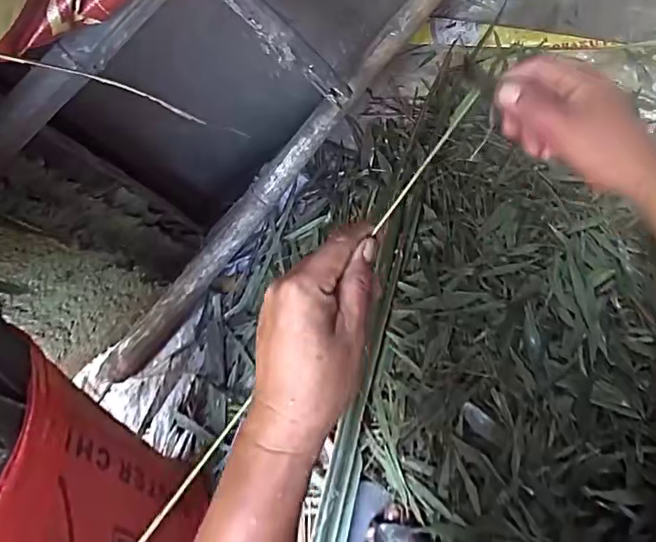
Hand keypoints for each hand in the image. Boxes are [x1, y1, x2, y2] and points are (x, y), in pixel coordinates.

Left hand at [246, 222, 377, 460]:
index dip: (363, 234)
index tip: (383, 228)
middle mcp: (282, 283)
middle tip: (374, 289)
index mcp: (302, 286)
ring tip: (356, 313)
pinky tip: (336, 318)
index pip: (338, 244)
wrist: (283, 426)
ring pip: (316, 271)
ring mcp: (274, 297)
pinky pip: (303, 286)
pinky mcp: (272, 310)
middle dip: (353, 263)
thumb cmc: (322, 386)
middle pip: (326, 256)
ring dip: (339, 279)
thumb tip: (367, 247)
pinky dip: (323, 291)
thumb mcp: (353, 332)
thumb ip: (359, 283)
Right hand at [495, 55, 655, 198]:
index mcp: (579, 78)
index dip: (513, 80)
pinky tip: (549, 152)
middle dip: (523, 109)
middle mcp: (586, 85)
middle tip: (512, 133)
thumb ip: (529, 105)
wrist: (646, 177)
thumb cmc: (602, 148)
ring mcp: (593, 104)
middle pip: (542, 86)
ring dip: (535, 125)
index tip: (500, 105)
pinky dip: (552, 133)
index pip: (536, 65)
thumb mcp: (559, 126)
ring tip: (532, 150)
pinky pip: (565, 120)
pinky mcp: (597, 124)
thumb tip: (504, 89)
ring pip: (552, 106)